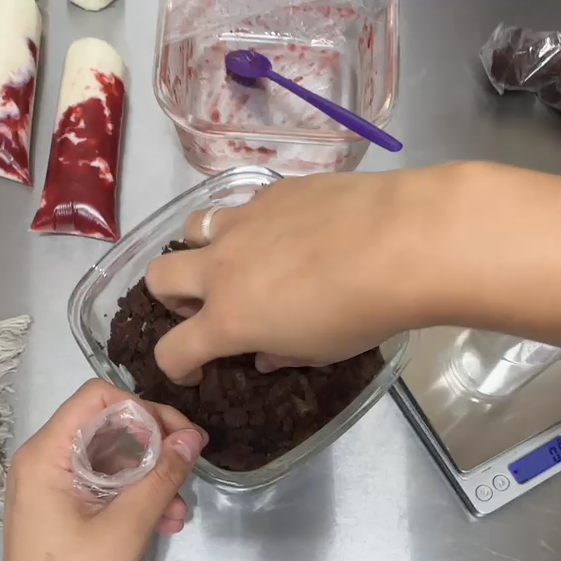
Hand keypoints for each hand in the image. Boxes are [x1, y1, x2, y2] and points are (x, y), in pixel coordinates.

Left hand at [0, 380, 206, 560]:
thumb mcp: (126, 527)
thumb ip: (162, 475)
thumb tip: (195, 436)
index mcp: (45, 454)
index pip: (99, 398)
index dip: (145, 409)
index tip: (183, 437)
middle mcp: (43, 464)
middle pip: (107, 429)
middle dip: (153, 448)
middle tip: (189, 473)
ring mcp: (51, 492)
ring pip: (111, 463)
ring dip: (150, 479)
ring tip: (179, 514)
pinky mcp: (62, 517)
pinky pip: (105, 491)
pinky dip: (136, 500)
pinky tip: (164, 524)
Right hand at [144, 165, 465, 384]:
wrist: (401, 243)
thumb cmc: (359, 314)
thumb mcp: (318, 353)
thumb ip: (280, 354)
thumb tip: (263, 354)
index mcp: (229, 319)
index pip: (173, 350)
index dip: (176, 368)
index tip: (194, 370)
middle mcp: (222, 267)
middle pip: (159, 276)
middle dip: (168, 298)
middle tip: (202, 307)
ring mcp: (244, 221)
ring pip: (192, 228)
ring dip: (201, 251)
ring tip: (236, 262)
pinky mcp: (273, 190)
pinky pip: (242, 207)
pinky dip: (248, 226)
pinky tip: (286, 233)